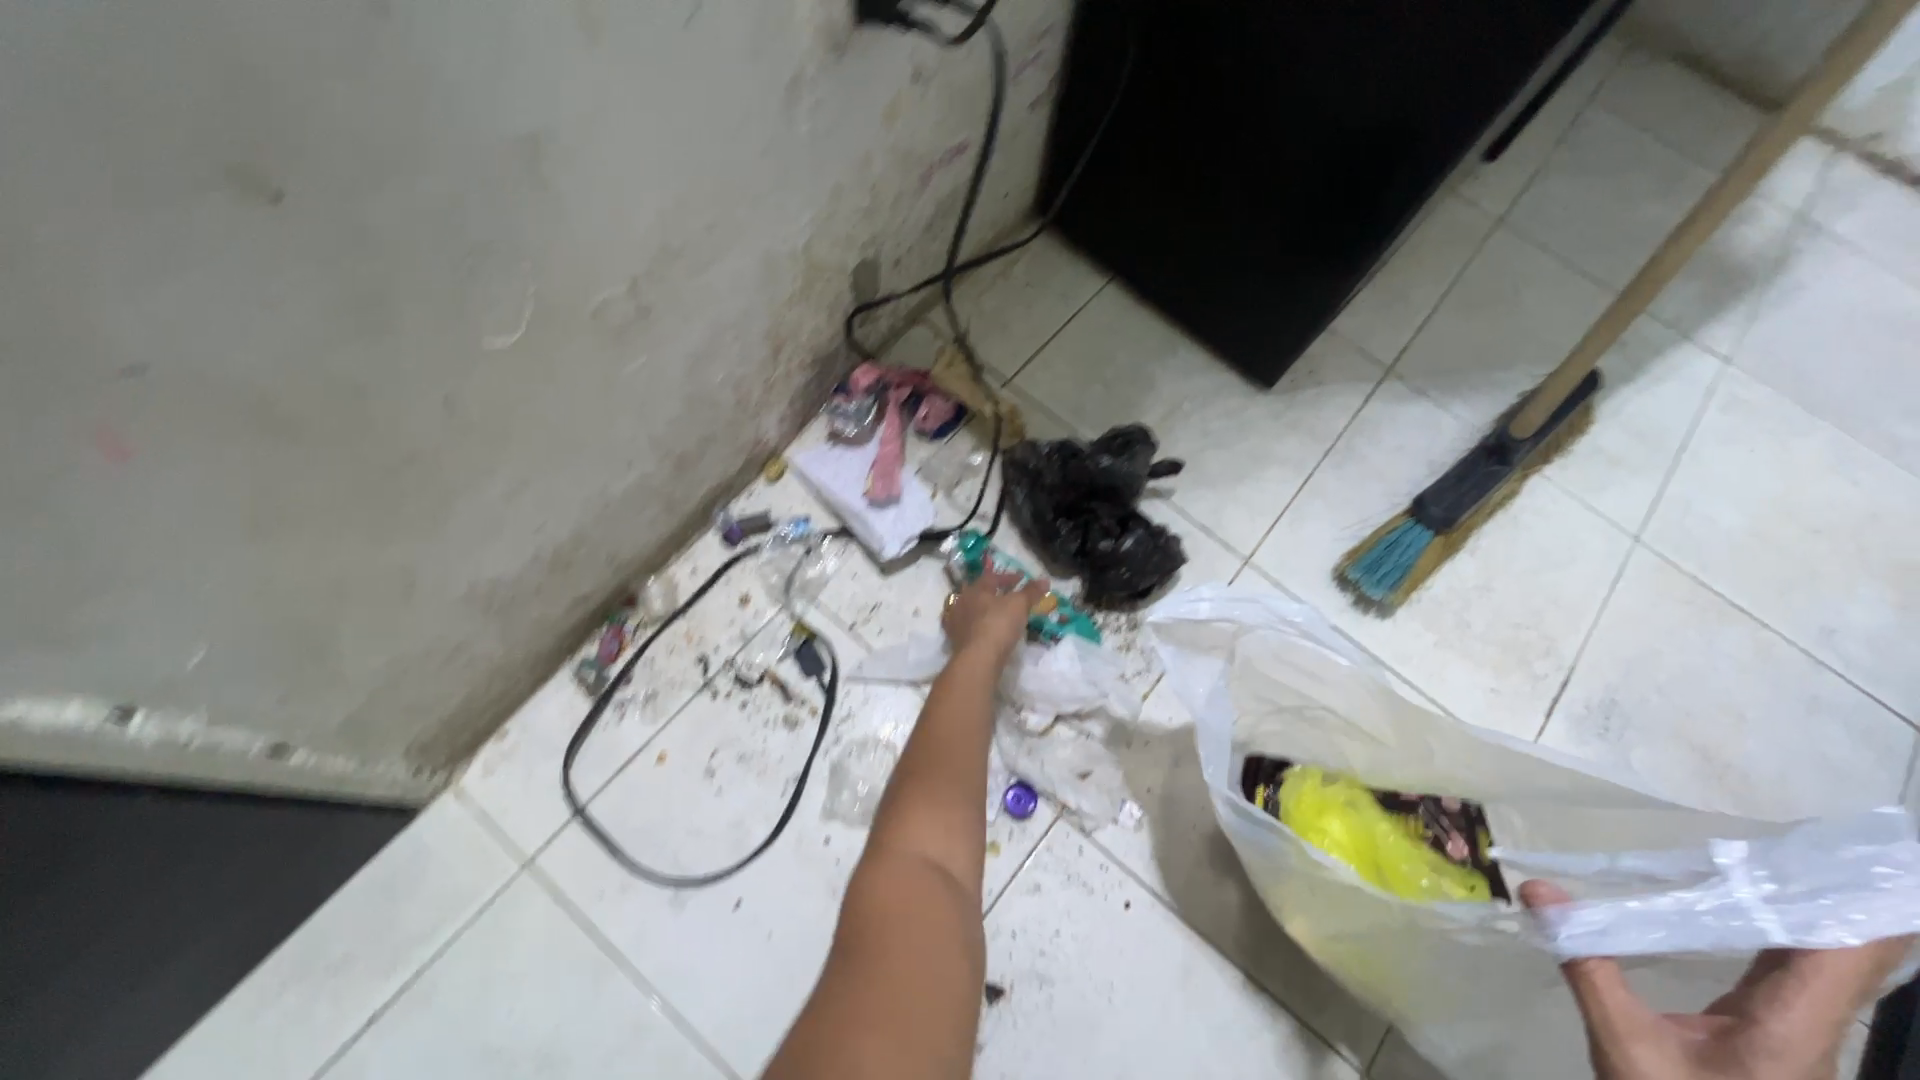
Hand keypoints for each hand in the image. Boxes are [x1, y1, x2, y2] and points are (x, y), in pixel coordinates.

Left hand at [942, 570, 1047, 660]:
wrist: (978, 659)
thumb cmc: (998, 625)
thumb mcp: (1019, 605)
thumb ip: (1030, 592)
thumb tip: (1044, 580)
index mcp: (975, 589)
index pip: (991, 577)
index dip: (1008, 577)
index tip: (1022, 579)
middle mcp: (962, 602)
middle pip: (979, 593)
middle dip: (994, 593)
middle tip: (1008, 596)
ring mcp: (957, 622)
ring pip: (972, 610)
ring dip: (986, 610)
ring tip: (1000, 614)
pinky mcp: (956, 640)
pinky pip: (969, 627)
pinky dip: (979, 626)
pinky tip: (988, 631)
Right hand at [1522, 879, 1911, 1078]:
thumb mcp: (1623, 1048)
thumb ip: (1588, 966)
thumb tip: (1540, 890)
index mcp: (1791, 1026)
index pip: (1850, 954)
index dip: (1862, 902)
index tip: (1850, 852)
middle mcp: (1812, 1022)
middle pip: (1856, 950)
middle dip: (1843, 893)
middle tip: (1812, 837)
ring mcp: (1799, 1028)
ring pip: (1833, 958)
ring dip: (1817, 907)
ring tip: (1784, 853)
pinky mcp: (1777, 1029)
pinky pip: (1800, 968)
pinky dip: (1788, 928)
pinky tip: (1755, 902)